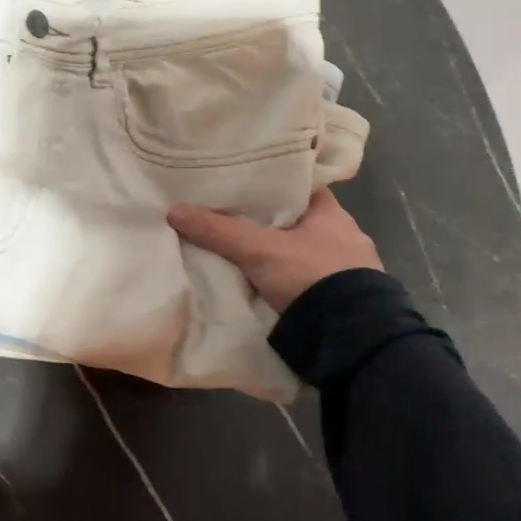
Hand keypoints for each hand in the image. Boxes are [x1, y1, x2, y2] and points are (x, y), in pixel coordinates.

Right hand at [166, 188, 382, 311]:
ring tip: (231, 250)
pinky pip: (298, 277)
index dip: (270, 185)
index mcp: (334, 216)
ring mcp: (341, 270)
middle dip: (262, 222)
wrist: (347, 335)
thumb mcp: (258, 249)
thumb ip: (217, 230)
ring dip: (270, 253)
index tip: (240, 185)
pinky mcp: (335, 297)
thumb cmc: (311, 275)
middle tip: (223, 217)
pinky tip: (253, 278)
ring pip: (296, 250)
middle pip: (292, 221)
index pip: (300, 189)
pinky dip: (277, 277)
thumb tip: (173, 210)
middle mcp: (342, 238)